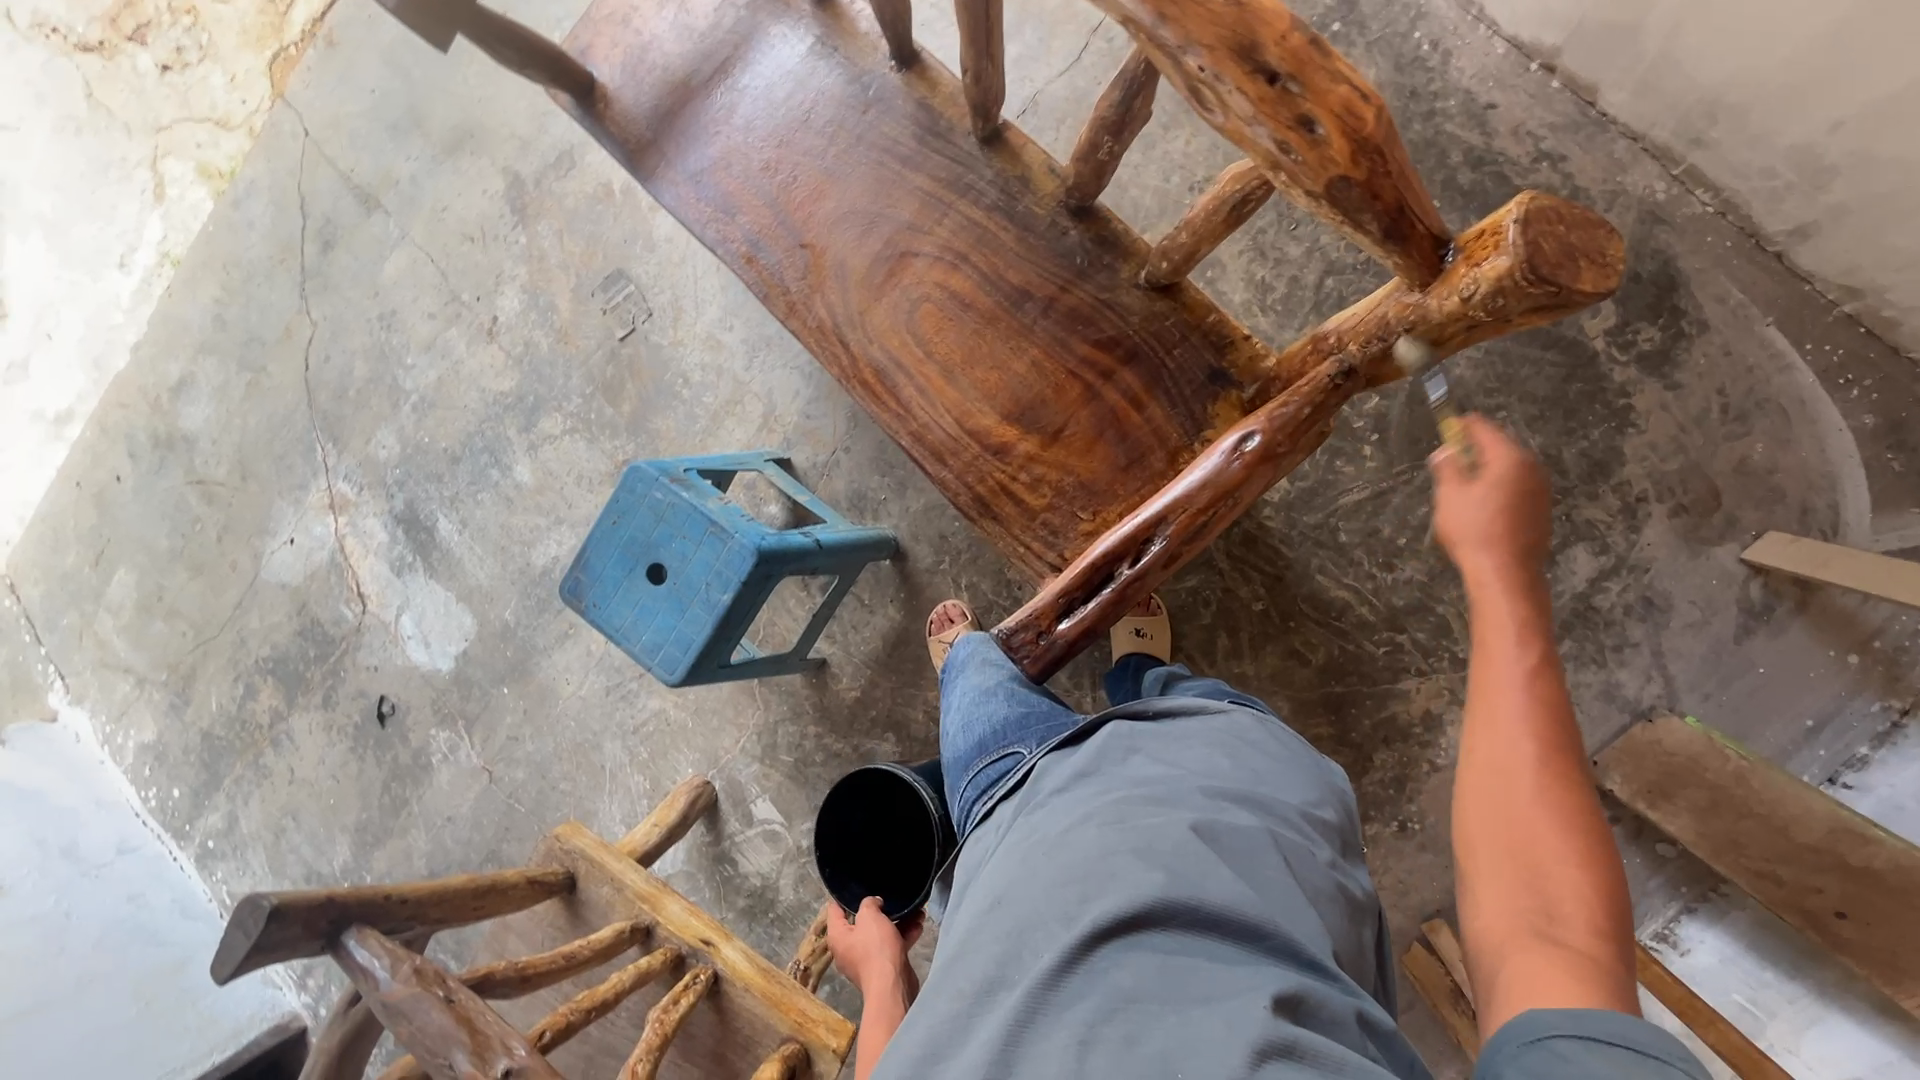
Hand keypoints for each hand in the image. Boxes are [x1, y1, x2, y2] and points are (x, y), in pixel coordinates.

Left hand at [826, 897, 922, 999]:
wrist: (892, 985)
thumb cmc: (875, 948)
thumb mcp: (870, 916)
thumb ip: (869, 903)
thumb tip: (873, 904)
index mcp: (838, 936)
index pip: (834, 910)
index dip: (844, 896)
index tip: (857, 885)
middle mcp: (848, 948)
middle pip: (861, 921)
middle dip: (879, 908)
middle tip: (891, 895)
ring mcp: (866, 959)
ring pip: (880, 933)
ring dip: (897, 921)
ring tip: (914, 908)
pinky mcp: (883, 967)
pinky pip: (891, 945)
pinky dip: (903, 935)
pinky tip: (918, 924)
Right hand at [1429, 415, 1551, 587]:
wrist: (1506, 572)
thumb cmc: (1474, 529)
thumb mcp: (1450, 495)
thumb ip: (1448, 468)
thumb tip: (1445, 451)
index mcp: (1509, 458)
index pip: (1485, 429)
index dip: (1463, 425)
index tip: (1448, 425)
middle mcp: (1531, 468)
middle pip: (1501, 448)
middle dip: (1475, 450)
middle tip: (1451, 459)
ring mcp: (1541, 490)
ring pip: (1509, 469)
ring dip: (1487, 470)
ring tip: (1462, 484)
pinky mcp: (1541, 510)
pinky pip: (1517, 487)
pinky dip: (1498, 487)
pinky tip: (1482, 504)